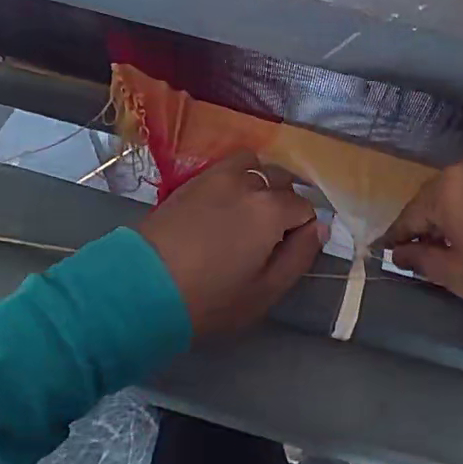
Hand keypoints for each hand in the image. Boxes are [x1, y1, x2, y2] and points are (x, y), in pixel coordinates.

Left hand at [138, 152, 324, 335]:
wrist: (143, 286)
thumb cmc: (210, 298)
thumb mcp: (265, 291)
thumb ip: (299, 256)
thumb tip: (319, 228)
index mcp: (271, 209)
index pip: (304, 208)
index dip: (302, 229)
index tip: (287, 250)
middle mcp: (247, 183)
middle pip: (281, 180)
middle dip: (285, 201)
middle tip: (271, 234)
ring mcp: (215, 177)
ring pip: (253, 165)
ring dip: (261, 181)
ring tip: (251, 209)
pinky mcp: (190, 181)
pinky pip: (225, 167)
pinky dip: (236, 177)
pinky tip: (226, 203)